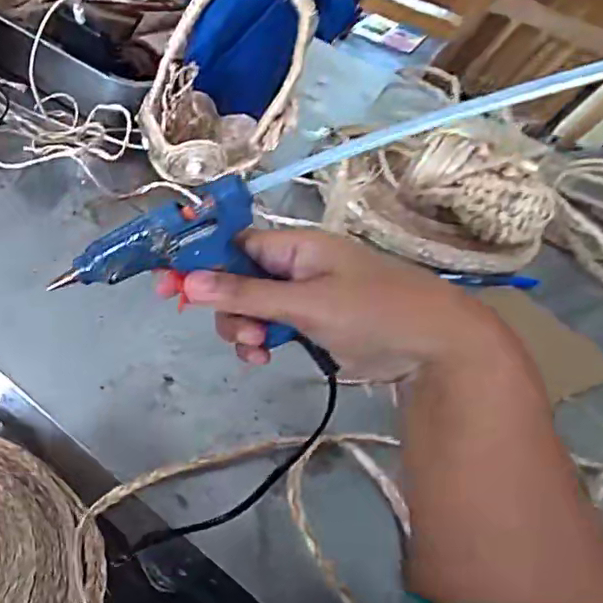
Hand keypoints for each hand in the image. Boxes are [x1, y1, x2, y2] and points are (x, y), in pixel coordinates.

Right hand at [157, 228, 509, 380]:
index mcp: (294, 246)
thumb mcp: (306, 303)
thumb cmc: (375, 311)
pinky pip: (265, 327)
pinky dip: (258, 342)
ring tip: (260, 349)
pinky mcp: (305, 324)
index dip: (197, 263)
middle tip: (240, 332)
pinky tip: (264, 357)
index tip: (165, 285)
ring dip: (243, 330)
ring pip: (246, 309)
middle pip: (233, 282)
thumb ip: (246, 293)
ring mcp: (298, 296)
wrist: (437, 349)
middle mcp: (291, 266)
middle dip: (228, 309)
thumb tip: (189, 282)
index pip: (231, 245)